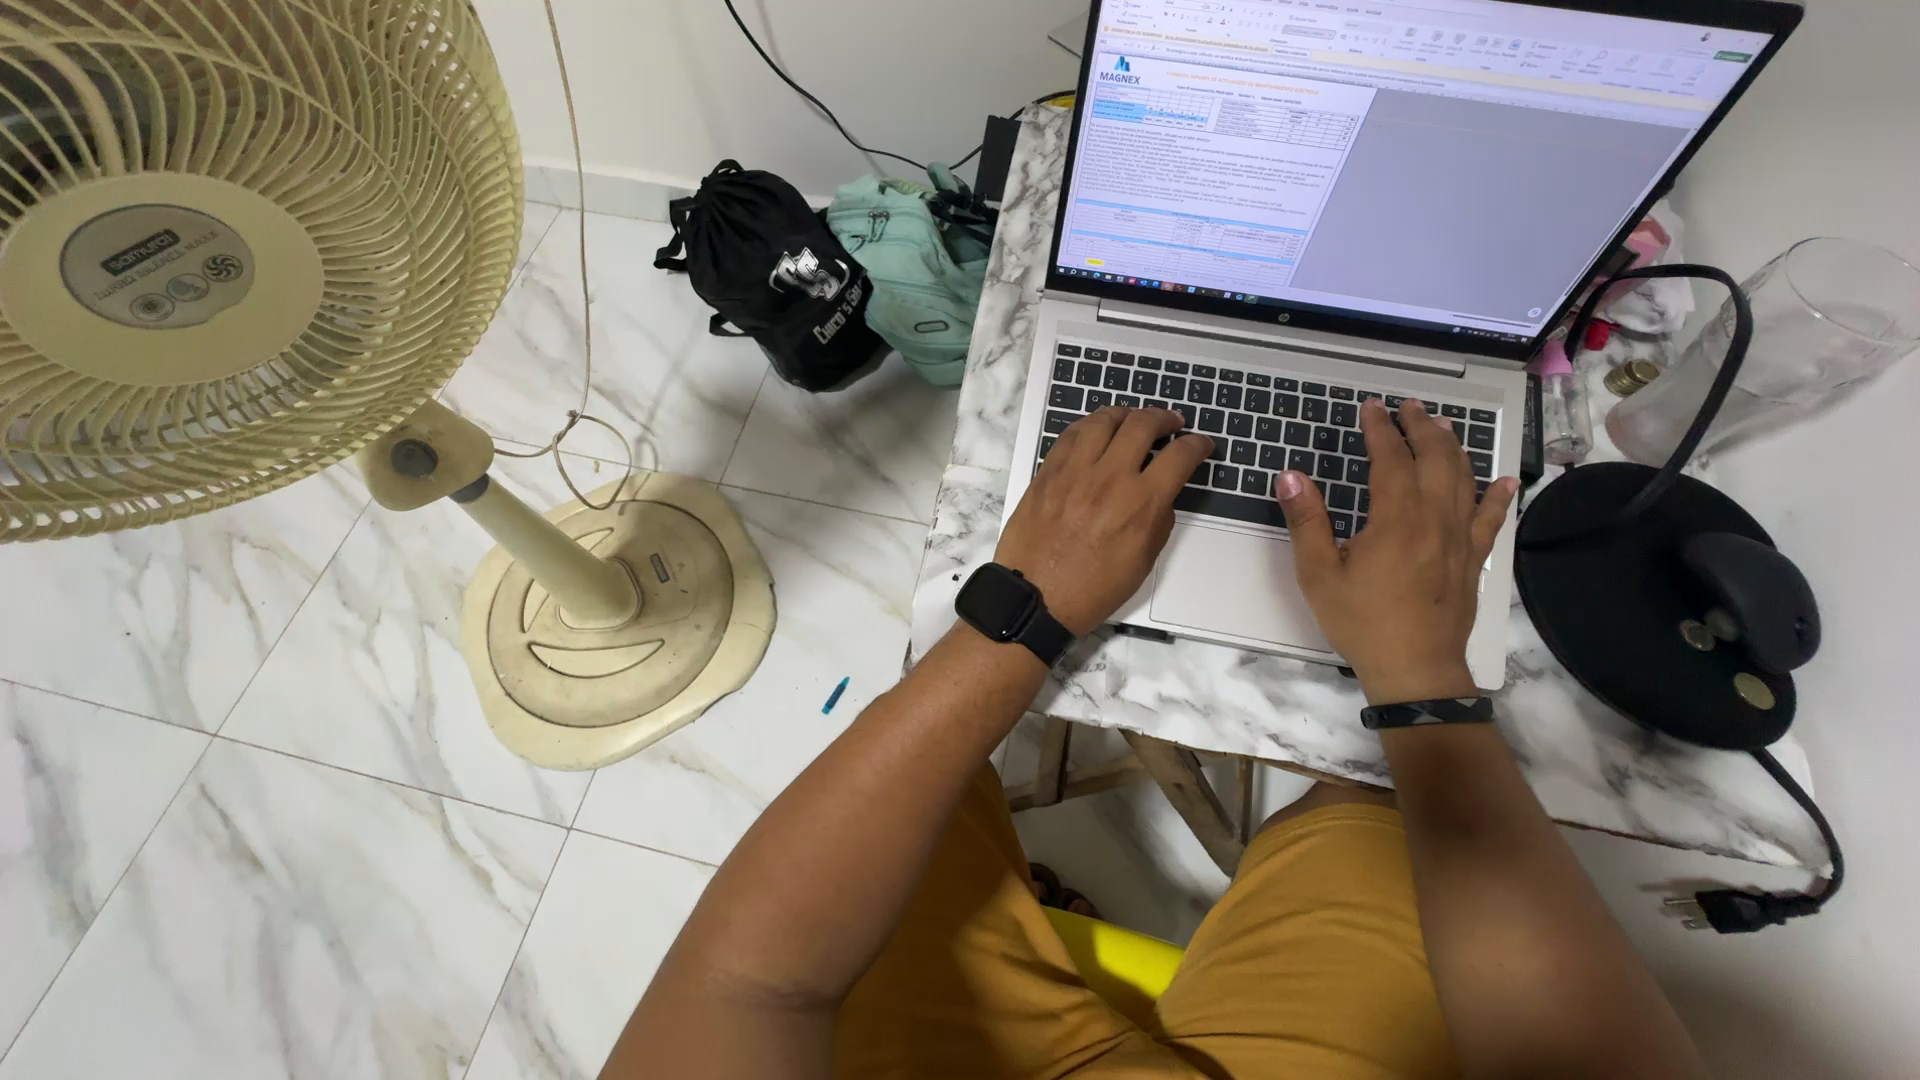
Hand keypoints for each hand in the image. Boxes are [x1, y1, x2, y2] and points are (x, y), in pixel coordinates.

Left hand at [996, 407, 1212, 636]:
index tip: (1201, 443)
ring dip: (1125, 414)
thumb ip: (1159, 518)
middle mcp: (1109, 478)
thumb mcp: (1143, 561)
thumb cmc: (1092, 589)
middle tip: (1170, 424)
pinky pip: (1071, 434)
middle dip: (1164, 418)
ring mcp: (1074, 471)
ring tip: (1133, 420)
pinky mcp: (1047, 472)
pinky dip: (1090, 426)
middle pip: (1142, 424)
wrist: (1035, 598)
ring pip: (1103, 420)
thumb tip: (1163, 491)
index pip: (1180, 455)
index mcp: (1140, 503)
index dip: (1198, 444)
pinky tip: (1097, 431)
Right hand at [1275, 398, 1518, 703]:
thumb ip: (1306, 522)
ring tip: (1442, 426)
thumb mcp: (1319, 574)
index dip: (1381, 430)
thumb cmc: (1361, 622)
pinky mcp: (1474, 560)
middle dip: (1421, 428)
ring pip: (1465, 480)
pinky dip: (1498, 495)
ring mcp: (1460, 539)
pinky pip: (1492, 518)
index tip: (1371, 407)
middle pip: (1435, 460)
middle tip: (1408, 407)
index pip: (1391, 460)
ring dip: (1453, 448)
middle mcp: (1435, 520)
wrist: (1415, 669)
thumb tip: (1290, 476)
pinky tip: (1504, 479)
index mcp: (1396, 520)